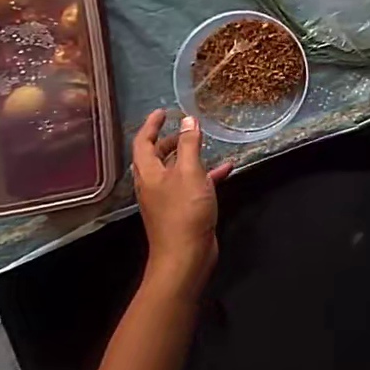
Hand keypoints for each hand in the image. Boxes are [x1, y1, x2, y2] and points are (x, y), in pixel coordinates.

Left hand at [131, 109, 232, 297]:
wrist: (186, 258)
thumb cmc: (184, 211)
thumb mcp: (189, 172)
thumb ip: (189, 144)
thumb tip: (188, 120)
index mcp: (148, 173)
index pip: (143, 142)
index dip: (151, 124)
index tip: (163, 111)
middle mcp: (154, 184)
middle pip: (157, 156)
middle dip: (171, 140)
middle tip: (187, 128)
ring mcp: (167, 199)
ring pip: (176, 170)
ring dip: (190, 156)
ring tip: (206, 144)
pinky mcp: (183, 210)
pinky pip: (193, 185)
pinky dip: (206, 175)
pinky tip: (226, 169)